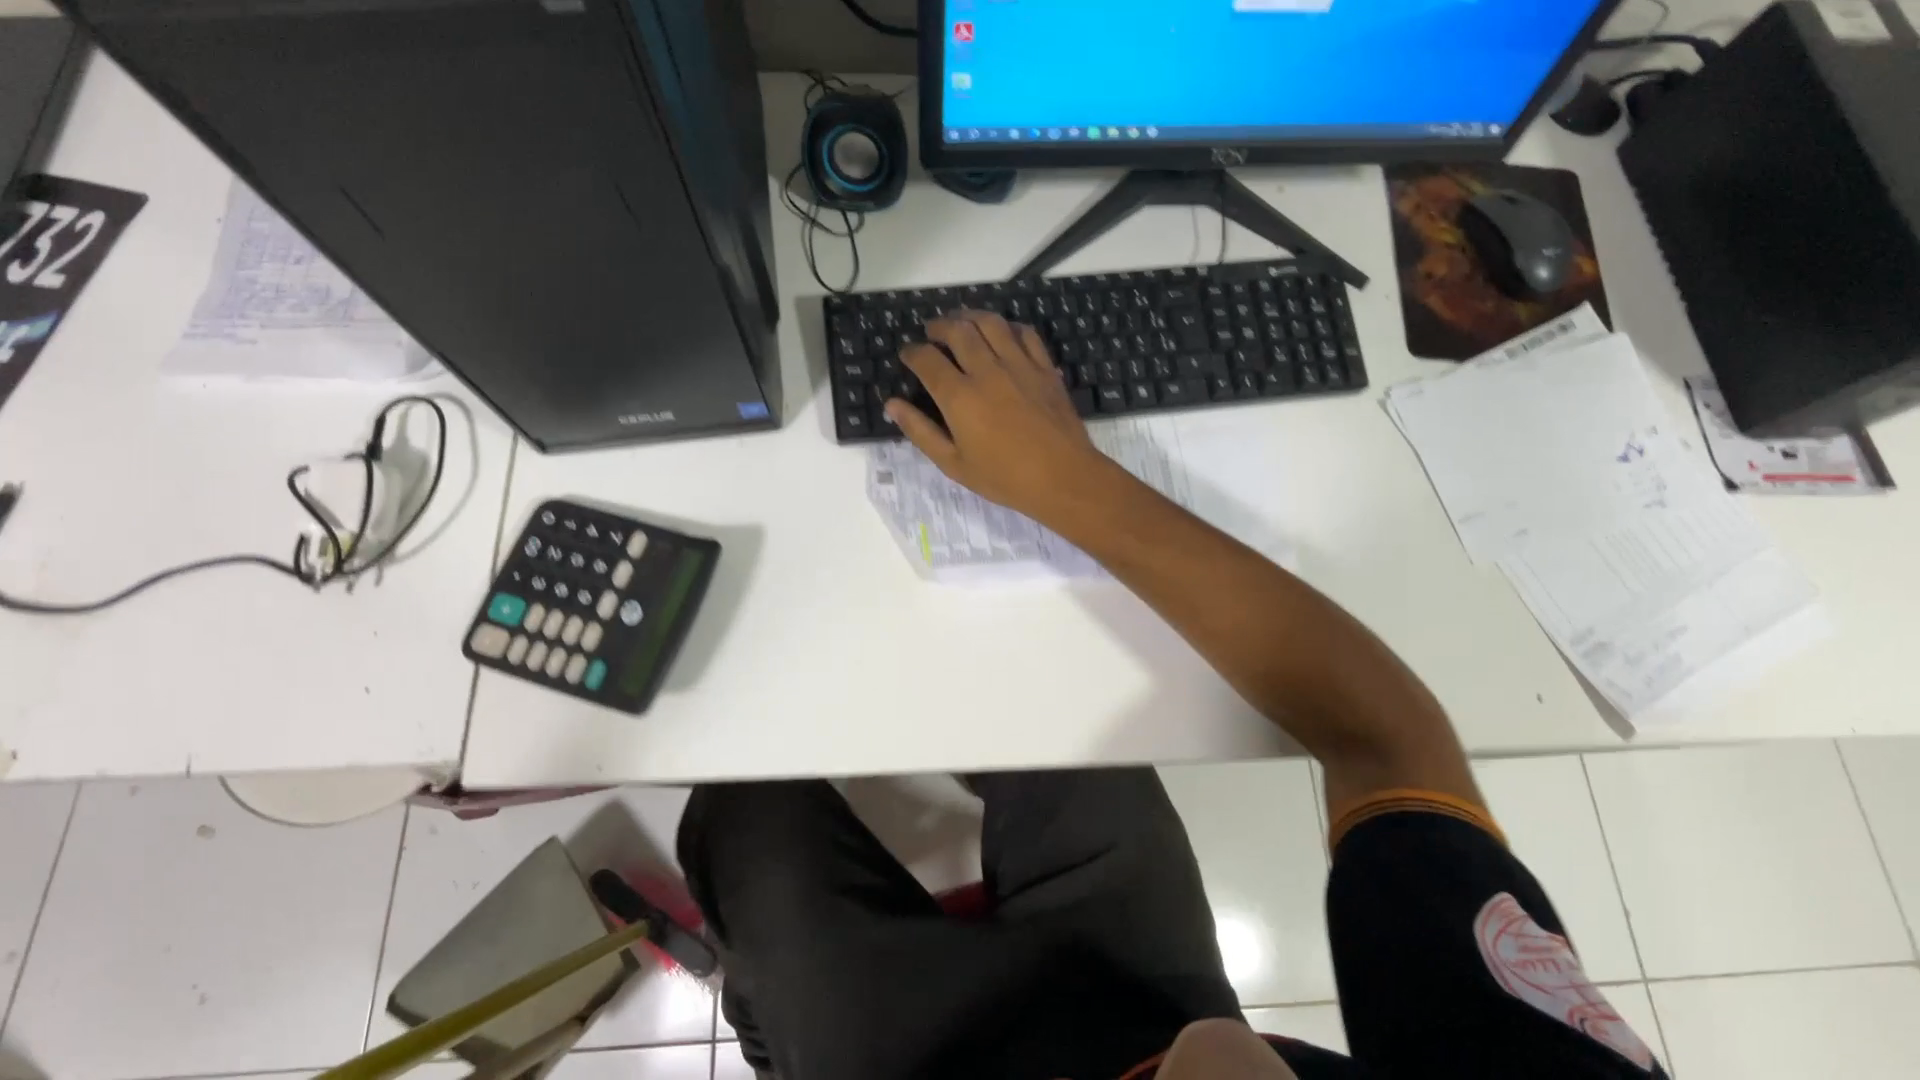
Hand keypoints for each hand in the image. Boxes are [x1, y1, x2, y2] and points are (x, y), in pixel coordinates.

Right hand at [888, 311, 1111, 524]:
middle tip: (932, 330)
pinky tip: (1003, 332)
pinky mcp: (1044, 368)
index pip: (927, 360)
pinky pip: (1025, 334)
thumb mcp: (953, 464)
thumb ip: (921, 431)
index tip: (907, 354)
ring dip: (971, 316)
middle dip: (939, 326)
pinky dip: (1009, 326)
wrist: (1062, 476)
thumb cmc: (1003, 477)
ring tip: (962, 320)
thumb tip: (892, 405)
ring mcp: (1019, 365)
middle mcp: (987, 371)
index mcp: (959, 396)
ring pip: (991, 323)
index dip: (912, 352)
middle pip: (958, 331)